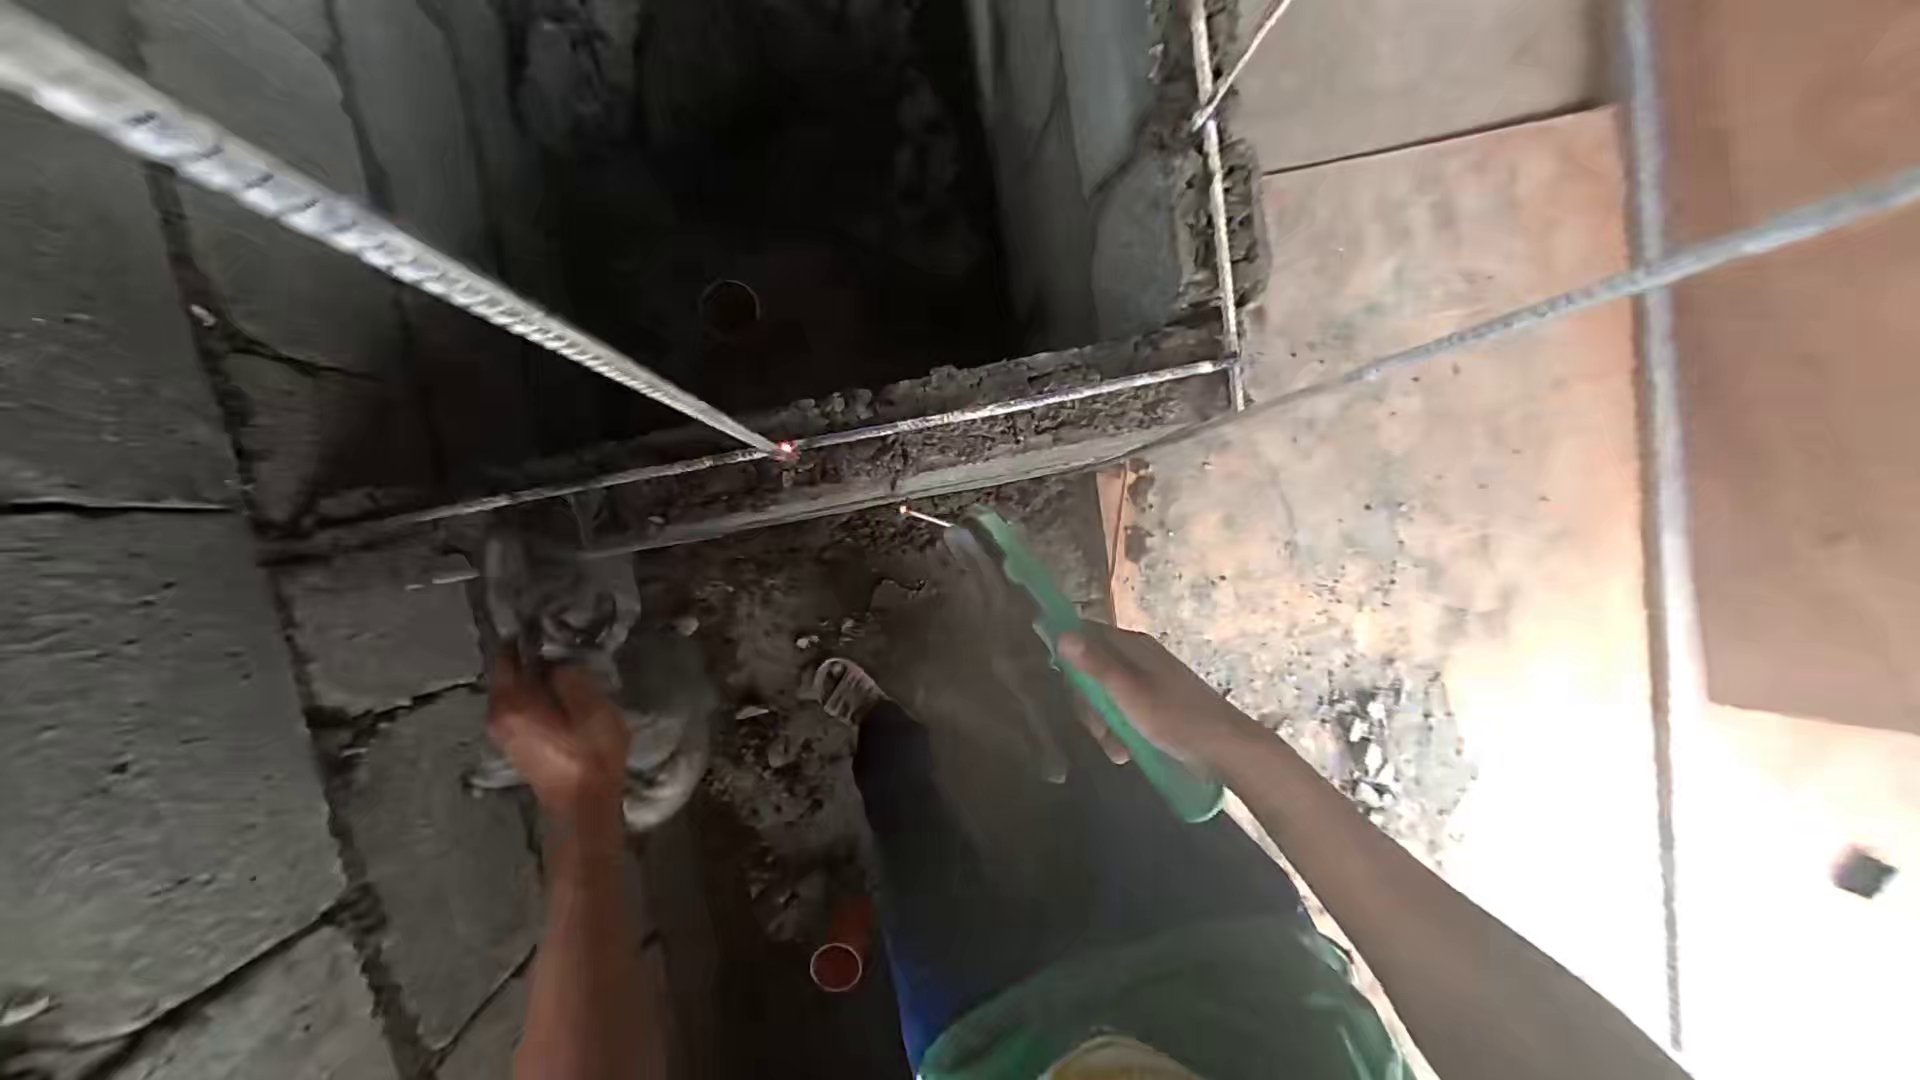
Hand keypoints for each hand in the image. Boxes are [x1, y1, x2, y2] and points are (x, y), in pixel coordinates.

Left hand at [487, 651, 630, 828]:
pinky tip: (562, 692)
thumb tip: (557, 661)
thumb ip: (571, 678)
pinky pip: (520, 705)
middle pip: (507, 672)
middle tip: (564, 642)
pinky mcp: (516, 742)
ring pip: (514, 689)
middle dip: (531, 655)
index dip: (525, 636)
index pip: (505, 655)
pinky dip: (536, 693)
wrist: (583, 803)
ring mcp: (504, 731)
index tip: (550, 623)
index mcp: (512, 702)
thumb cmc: (591, 753)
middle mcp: (498, 714)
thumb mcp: (592, 708)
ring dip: (536, 675)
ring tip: (567, 665)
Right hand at [1057, 623, 1257, 767]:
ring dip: (1104, 722)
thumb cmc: (1175, 718)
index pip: (1087, 634)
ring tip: (1114, 747)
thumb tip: (1061, 634)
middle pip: (1093, 669)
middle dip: (1089, 702)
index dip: (1071, 655)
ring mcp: (1148, 681)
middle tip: (1096, 726)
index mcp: (1133, 646)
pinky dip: (1120, 730)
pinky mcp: (1156, 704)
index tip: (1068, 685)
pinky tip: (1125, 751)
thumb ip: (1094, 665)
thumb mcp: (1128, 694)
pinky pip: (1124, 710)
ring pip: (1106, 694)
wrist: (1228, 750)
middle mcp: (1139, 657)